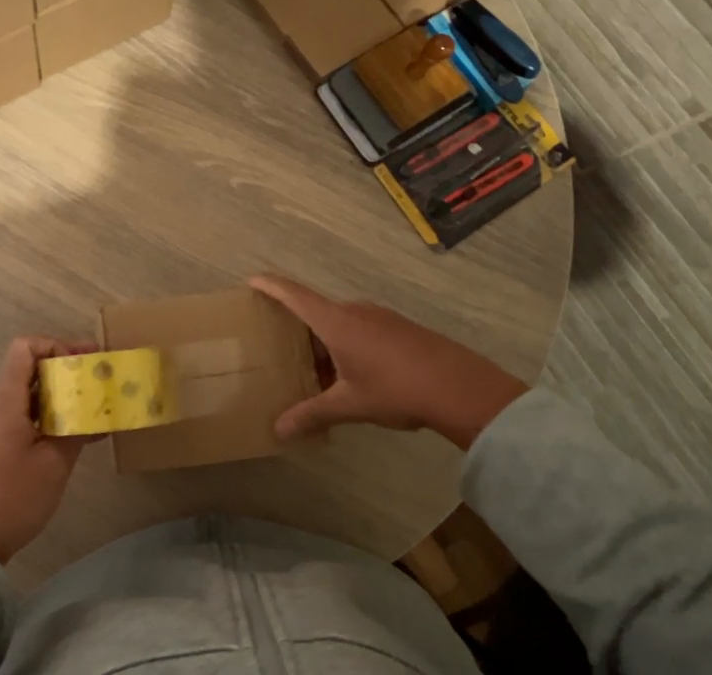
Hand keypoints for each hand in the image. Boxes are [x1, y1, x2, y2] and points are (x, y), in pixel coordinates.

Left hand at [0, 337, 96, 562]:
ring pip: (32, 391)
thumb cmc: (12, 496)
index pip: (26, 346)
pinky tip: (80, 431)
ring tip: (97, 403)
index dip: (56, 345)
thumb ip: (77, 430)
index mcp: (7, 399)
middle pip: (31, 366)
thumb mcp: (54, 463)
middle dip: (67, 367)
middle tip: (100, 378)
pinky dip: (53, 414)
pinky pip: (28, 414)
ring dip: (63, 392)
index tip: (85, 362)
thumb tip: (100, 412)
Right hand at [253, 275, 525, 450]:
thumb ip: (312, 415)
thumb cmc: (396, 389)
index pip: (294, 294)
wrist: (460, 387)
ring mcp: (380, 317)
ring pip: (340, 324)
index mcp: (336, 321)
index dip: (270, 286)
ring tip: (313, 371)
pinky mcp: (399, 329)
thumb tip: (278, 430)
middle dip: (297, 330)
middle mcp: (355, 311)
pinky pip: (360, 330)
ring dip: (324, 343)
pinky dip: (346, 346)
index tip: (251, 280)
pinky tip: (350, 376)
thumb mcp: (349, 405)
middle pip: (316, 311)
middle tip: (279, 349)